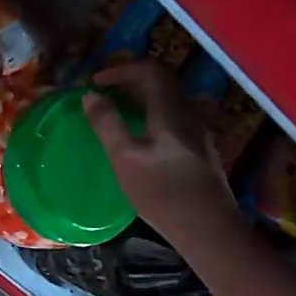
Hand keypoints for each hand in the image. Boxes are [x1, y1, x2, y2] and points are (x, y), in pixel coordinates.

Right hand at [82, 62, 236, 236]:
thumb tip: (89, 96)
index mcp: (171, 112)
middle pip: (163, 82)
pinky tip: (139, 132)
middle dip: (130, 80)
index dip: (120, 70)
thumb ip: (107, 124)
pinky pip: (174, 115)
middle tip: (102, 92)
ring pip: (170, 98)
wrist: (205, 225)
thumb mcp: (124, 157)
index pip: (149, 72)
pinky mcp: (199, 147)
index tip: (94, 82)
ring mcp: (198, 130)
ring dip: (141, 96)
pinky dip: (151, 111)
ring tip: (116, 109)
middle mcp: (189, 114)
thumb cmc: (160, 192)